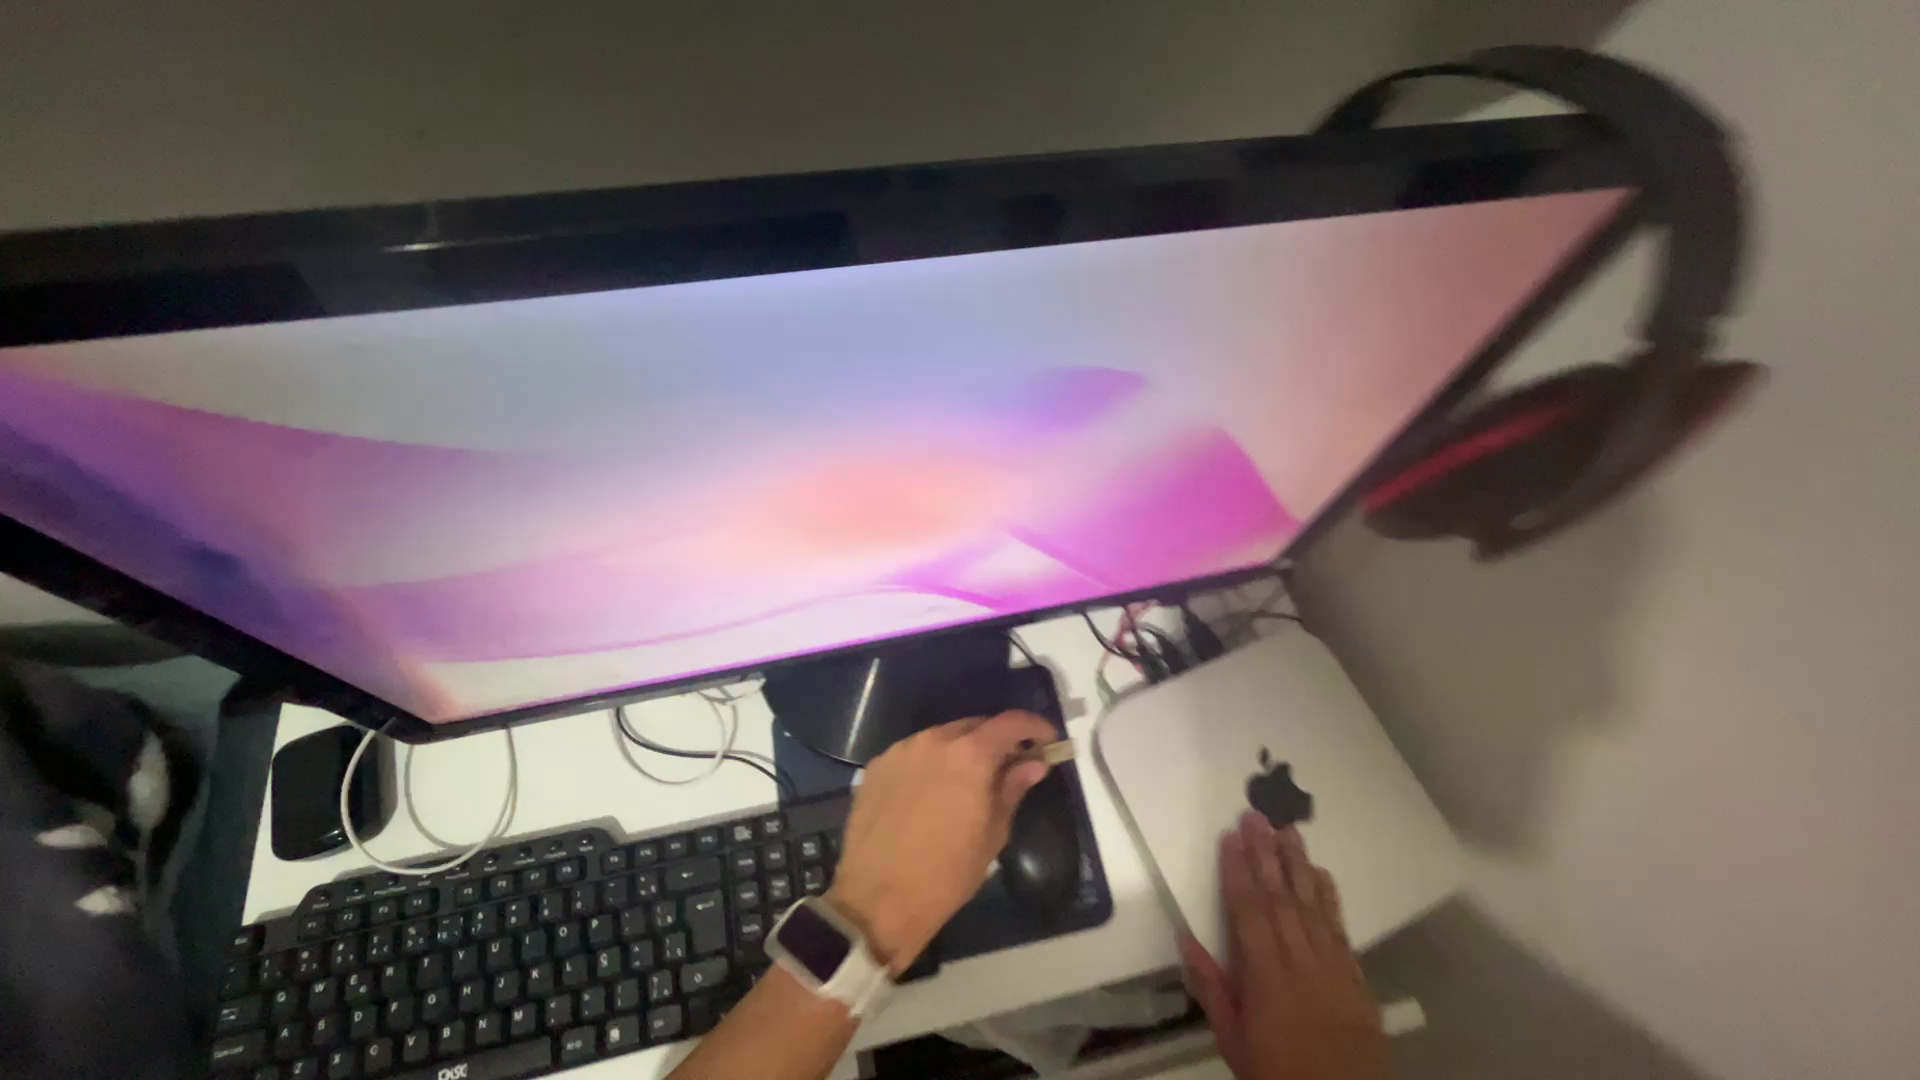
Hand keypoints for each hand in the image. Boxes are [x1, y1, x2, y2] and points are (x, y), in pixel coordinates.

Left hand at [825, 710, 1057, 972]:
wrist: (877, 900)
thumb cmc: (946, 874)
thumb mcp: (992, 834)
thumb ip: (1012, 789)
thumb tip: (1033, 763)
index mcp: (968, 755)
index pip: (1010, 722)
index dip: (1034, 726)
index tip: (1046, 740)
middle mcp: (933, 740)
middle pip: (974, 726)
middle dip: (996, 740)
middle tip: (1009, 766)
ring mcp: (900, 751)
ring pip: (941, 738)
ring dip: (961, 751)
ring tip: (967, 782)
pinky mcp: (876, 767)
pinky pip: (913, 753)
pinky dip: (930, 763)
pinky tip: (931, 792)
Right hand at [1181, 812, 1390, 1079]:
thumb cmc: (1279, 1074)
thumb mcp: (1234, 1041)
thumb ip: (1211, 989)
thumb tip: (1185, 939)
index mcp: (1266, 977)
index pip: (1248, 911)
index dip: (1237, 871)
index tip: (1229, 836)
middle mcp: (1301, 962)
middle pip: (1280, 898)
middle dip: (1266, 854)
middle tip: (1256, 816)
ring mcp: (1333, 968)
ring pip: (1312, 906)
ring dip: (1298, 865)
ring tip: (1289, 830)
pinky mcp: (1356, 978)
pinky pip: (1340, 929)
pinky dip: (1330, 899)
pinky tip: (1322, 875)